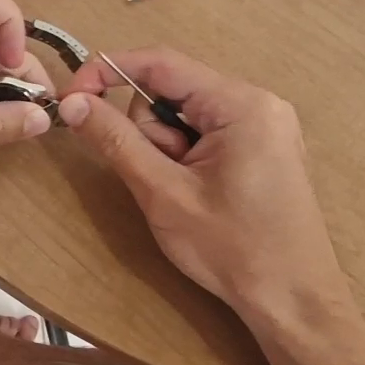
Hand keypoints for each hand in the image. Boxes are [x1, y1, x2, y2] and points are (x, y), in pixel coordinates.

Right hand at [58, 47, 352, 320]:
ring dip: (165, 149)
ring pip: (183, 115)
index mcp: (240, 104)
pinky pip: (203, 132)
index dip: (106, 73)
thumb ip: (115, 140)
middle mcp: (257, 102)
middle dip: (148, 130)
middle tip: (160, 178)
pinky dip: (183, 156)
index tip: (70, 99)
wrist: (294, 302)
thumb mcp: (162, 192)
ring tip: (181, 193)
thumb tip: (71, 101)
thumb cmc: (231, 248)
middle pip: (170, 90)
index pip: (159, 63)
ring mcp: (263, 125)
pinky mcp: (262, 147)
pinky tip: (194, 191)